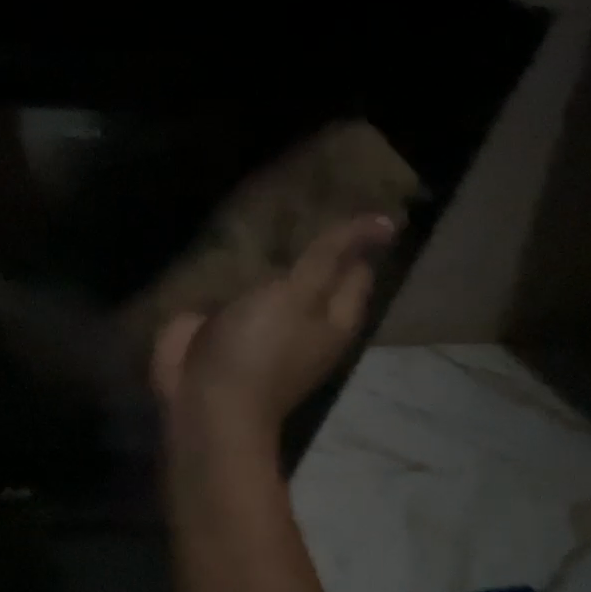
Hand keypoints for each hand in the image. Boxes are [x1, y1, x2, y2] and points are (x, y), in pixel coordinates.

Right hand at [152, 215, 396, 450]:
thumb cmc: (260, 350)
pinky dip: (223, 267)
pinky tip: (215, 237)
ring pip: (266, 277)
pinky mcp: (217, 325)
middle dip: (301, 237)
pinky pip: (226, 289)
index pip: (354, 266)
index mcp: (334, 315)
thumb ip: (332, 255)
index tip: (338, 191)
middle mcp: (301, 317)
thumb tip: (386, 220)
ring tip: (255, 200)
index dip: (351, 234)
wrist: (204, 400)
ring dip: (261, 250)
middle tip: (292, 190)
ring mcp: (257, 322)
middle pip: (309, 270)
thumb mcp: (301, 295)